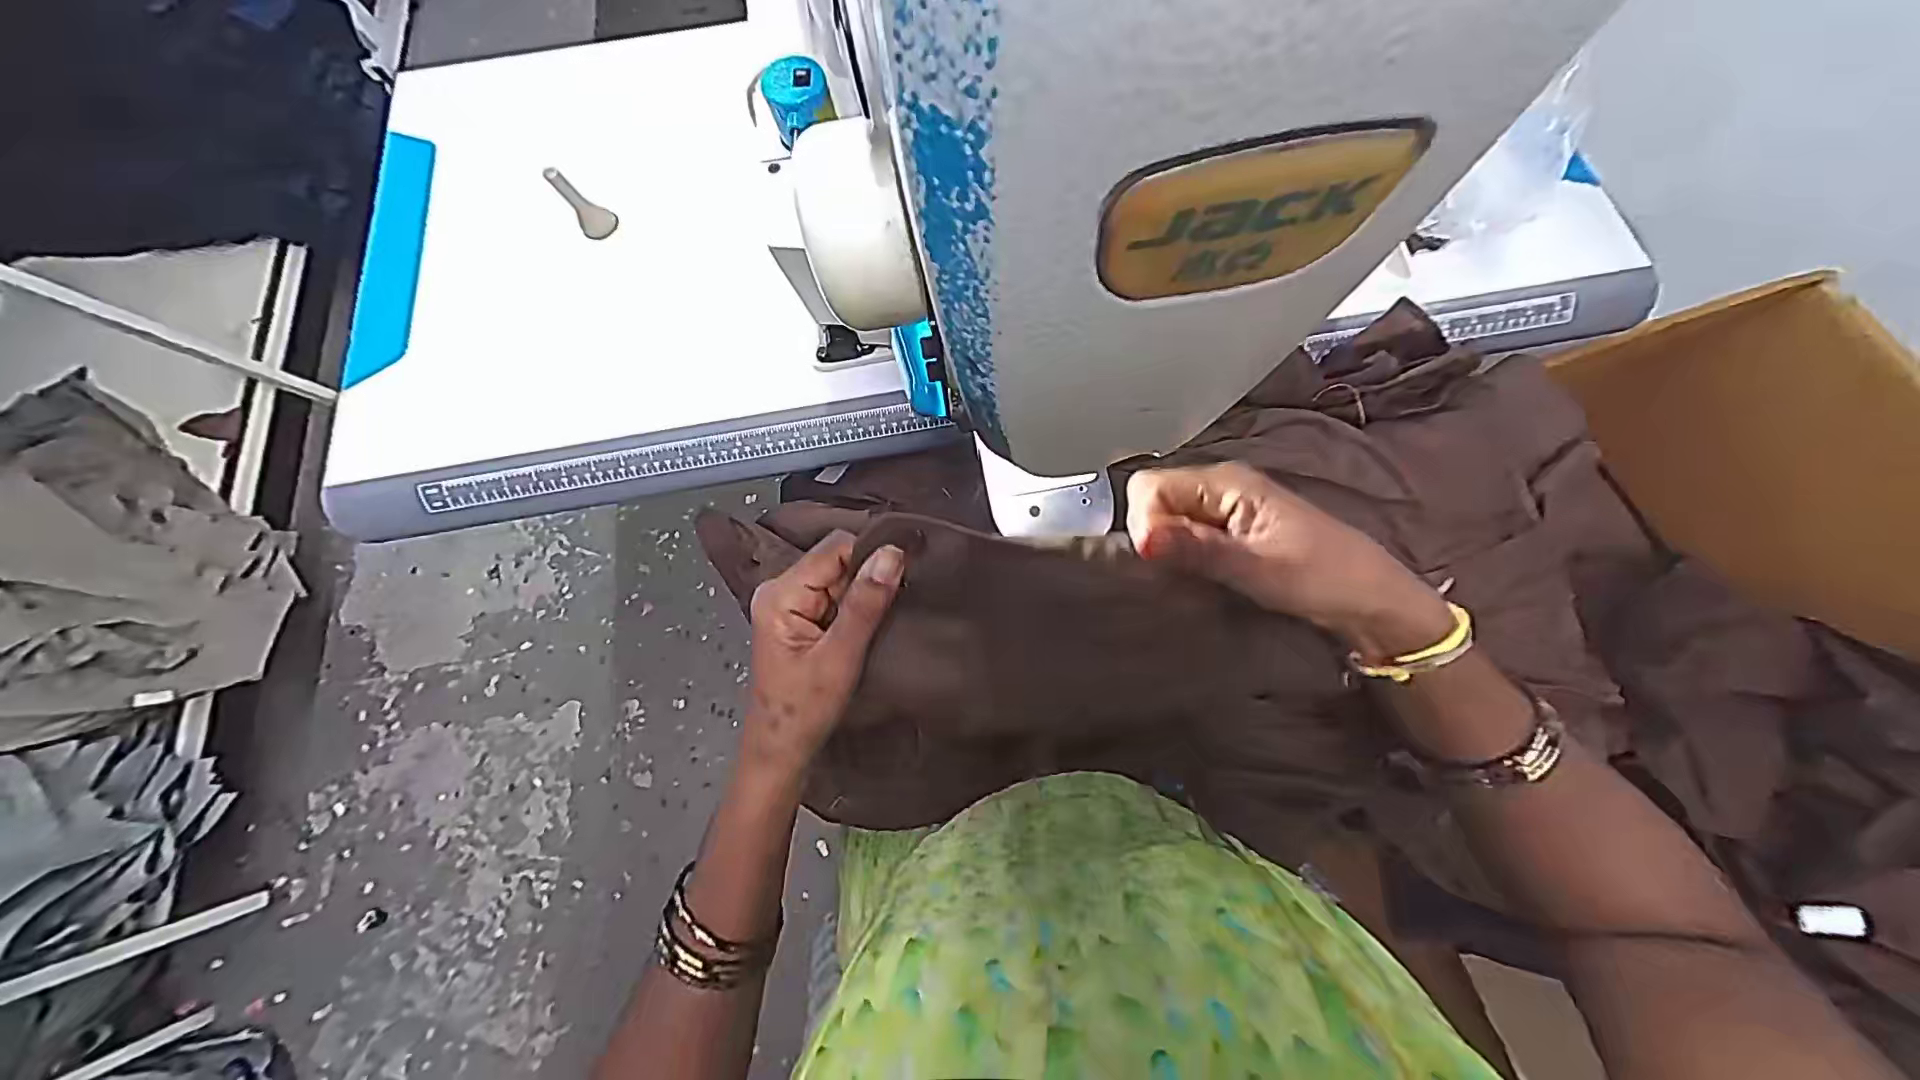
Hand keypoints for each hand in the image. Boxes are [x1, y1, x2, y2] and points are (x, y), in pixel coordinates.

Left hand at [742, 531, 904, 777]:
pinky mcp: (801, 616)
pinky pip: (837, 595)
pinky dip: (856, 608)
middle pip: (837, 559)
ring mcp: (790, 602)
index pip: (834, 547)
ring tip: (873, 626)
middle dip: (867, 580)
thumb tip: (891, 555)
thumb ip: (866, 603)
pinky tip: (864, 630)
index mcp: (779, 594)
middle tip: (886, 612)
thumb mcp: (840, 656)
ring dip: (863, 597)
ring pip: (841, 577)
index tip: (900, 576)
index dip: (870, 557)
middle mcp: (779, 589)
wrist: (782, 749)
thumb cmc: (802, 712)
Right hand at [1125, 462, 1451, 657]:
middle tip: (1176, 571)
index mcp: (1227, 482)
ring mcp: (1223, 508)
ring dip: (1166, 547)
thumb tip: (1143, 540)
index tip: (1158, 559)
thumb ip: (1197, 550)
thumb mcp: (1258, 568)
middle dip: (1153, 535)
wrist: (1371, 600)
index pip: (1150, 485)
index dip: (1144, 520)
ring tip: (1190, 576)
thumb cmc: (1324, 579)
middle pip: (1153, 499)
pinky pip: (1182, 533)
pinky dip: (1179, 554)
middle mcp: (1220, 487)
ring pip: (1165, 517)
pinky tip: (1197, 575)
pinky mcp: (1227, 530)